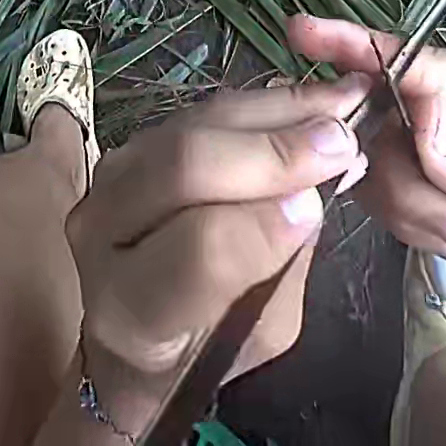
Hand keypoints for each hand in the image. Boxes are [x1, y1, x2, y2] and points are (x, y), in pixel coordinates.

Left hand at [64, 77, 368, 429]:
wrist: (133, 321)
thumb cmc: (200, 346)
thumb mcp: (253, 336)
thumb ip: (281, 268)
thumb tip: (314, 190)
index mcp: (130, 305)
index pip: (195, 252)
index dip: (260, 225)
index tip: (317, 202)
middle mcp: (104, 226)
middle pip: (184, 165)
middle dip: (272, 151)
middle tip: (341, 140)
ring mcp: (113, 172)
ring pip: (197, 122)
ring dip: (276, 110)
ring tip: (338, 104)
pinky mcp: (134, 139)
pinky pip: (204, 110)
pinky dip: (263, 103)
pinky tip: (308, 100)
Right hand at [288, 15, 445, 326]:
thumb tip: (420, 117)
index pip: (417, 62)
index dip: (356, 47)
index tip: (300, 31)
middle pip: (384, 116)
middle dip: (408, 179)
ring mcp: (436, 137)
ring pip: (377, 159)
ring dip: (414, 208)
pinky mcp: (422, 172)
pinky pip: (381, 188)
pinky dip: (410, 222)